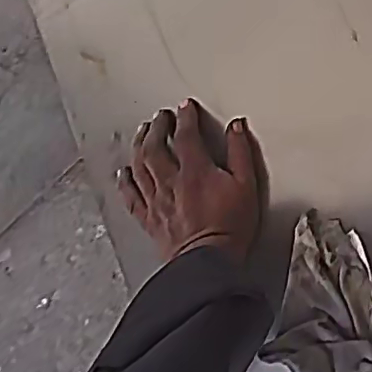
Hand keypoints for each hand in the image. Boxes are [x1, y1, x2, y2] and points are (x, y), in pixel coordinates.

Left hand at [118, 99, 262, 263]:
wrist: (210, 264)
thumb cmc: (231, 227)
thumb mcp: (247, 185)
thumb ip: (241, 152)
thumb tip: (236, 128)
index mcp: (196, 171)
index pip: (186, 134)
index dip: (185, 117)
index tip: (186, 107)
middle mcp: (171, 182)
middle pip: (155, 146)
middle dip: (157, 126)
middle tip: (161, 116)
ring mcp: (157, 201)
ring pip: (139, 166)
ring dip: (139, 145)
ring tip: (142, 133)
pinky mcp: (150, 220)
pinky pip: (131, 196)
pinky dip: (125, 181)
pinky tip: (124, 173)